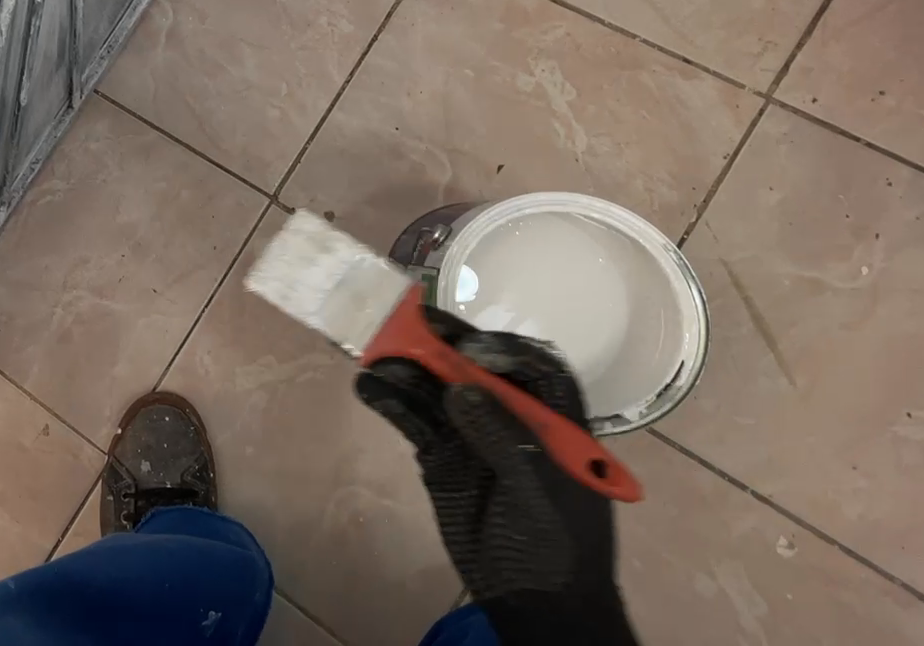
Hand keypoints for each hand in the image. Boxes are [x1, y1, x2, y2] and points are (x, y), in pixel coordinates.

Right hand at [354, 307, 637, 645]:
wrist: (531, 603)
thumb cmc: (554, 548)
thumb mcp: (539, 493)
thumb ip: (503, 438)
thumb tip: (461, 388)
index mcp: (554, 424)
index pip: (537, 370)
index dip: (507, 349)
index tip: (470, 348)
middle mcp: (511, 418)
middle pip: (477, 368)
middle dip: (444, 343)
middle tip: (405, 320)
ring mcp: (471, 433)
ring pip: (436, 388)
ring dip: (406, 369)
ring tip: (375, 358)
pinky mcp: (440, 452)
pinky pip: (413, 418)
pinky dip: (391, 400)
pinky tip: (369, 388)